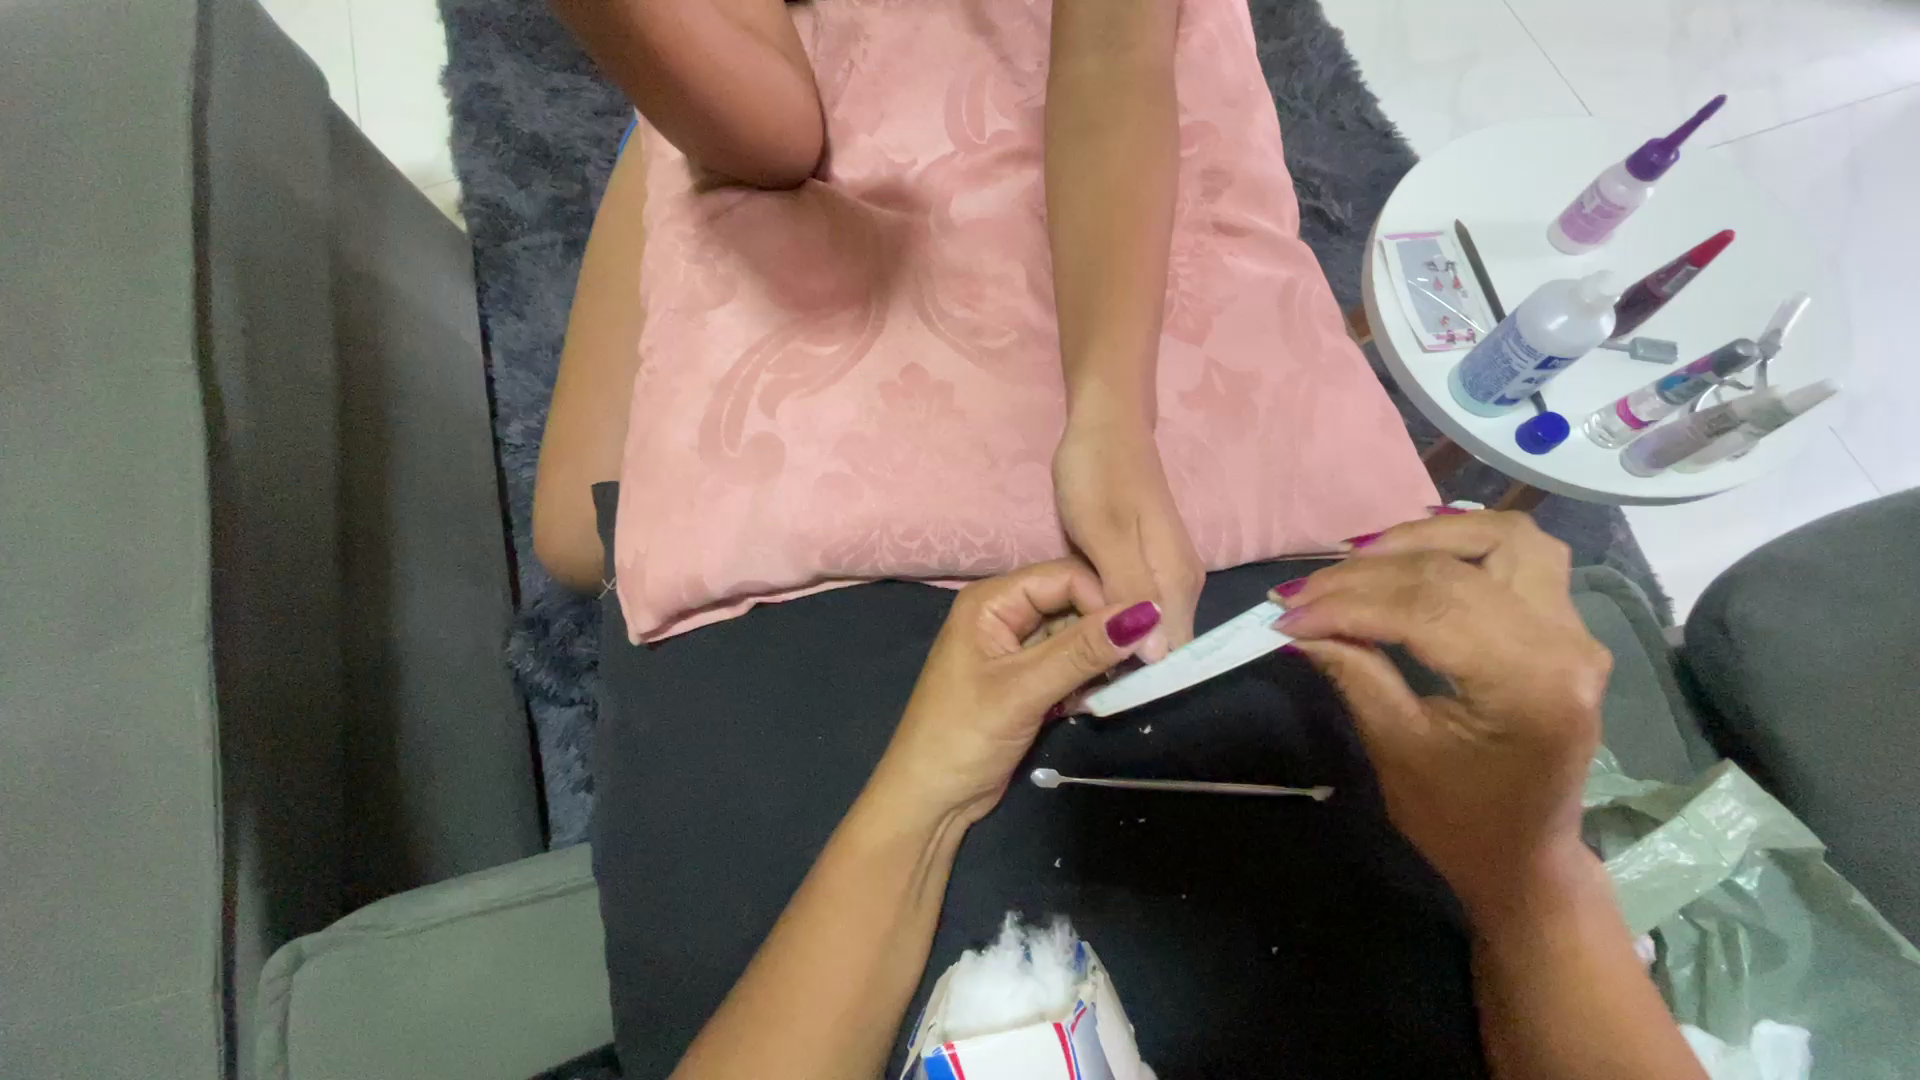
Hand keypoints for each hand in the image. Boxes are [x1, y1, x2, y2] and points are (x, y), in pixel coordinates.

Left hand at [870, 561, 1162, 823]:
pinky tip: (1099, 698)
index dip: (1107, 599)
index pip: (1065, 577)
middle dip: (1108, 629)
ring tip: (1125, 681)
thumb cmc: (964, 736)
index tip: (1149, 634)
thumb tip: (1147, 614)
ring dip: (1102, 657)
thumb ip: (1082, 650)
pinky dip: (1089, 678)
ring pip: (1076, 634)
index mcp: (991, 601)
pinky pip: (1070, 663)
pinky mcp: (1027, 679)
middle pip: (1073, 602)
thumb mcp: (1024, 690)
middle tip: (1149, 659)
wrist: (931, 799)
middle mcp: (1004, 614)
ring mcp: (1015, 647)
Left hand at [1052, 403, 1201, 661]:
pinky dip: (1101, 627)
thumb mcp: (1106, 536)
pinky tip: (1072, 630)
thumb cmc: (1099, 476)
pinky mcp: (1142, 568)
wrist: (1104, 424)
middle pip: (1155, 648)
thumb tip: (1156, 656)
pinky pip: (1128, 613)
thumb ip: (1131, 592)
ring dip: (1105, 649)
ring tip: (1062, 660)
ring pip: (1139, 632)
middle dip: (1115, 669)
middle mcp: (1179, 586)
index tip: (1087, 694)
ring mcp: (1162, 576)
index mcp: (1176, 584)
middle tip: (1066, 681)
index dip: (1131, 680)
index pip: (1170, 657)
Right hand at [1269, 510, 1612, 923]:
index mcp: (1527, 685)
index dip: (1345, 605)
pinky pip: (1519, 552)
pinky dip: (1462, 536)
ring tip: (1358, 558)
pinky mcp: (1562, 624)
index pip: (1424, 610)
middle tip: (1302, 594)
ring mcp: (1573, 628)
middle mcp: (1565, 643)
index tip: (1282, 615)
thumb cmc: (1458, 818)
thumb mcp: (1394, 747)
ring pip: (1501, 538)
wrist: (1526, 856)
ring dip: (1423, 537)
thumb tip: (1297, 623)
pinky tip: (1410, 547)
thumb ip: (1352, 670)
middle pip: (1452, 571)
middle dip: (1364, 575)